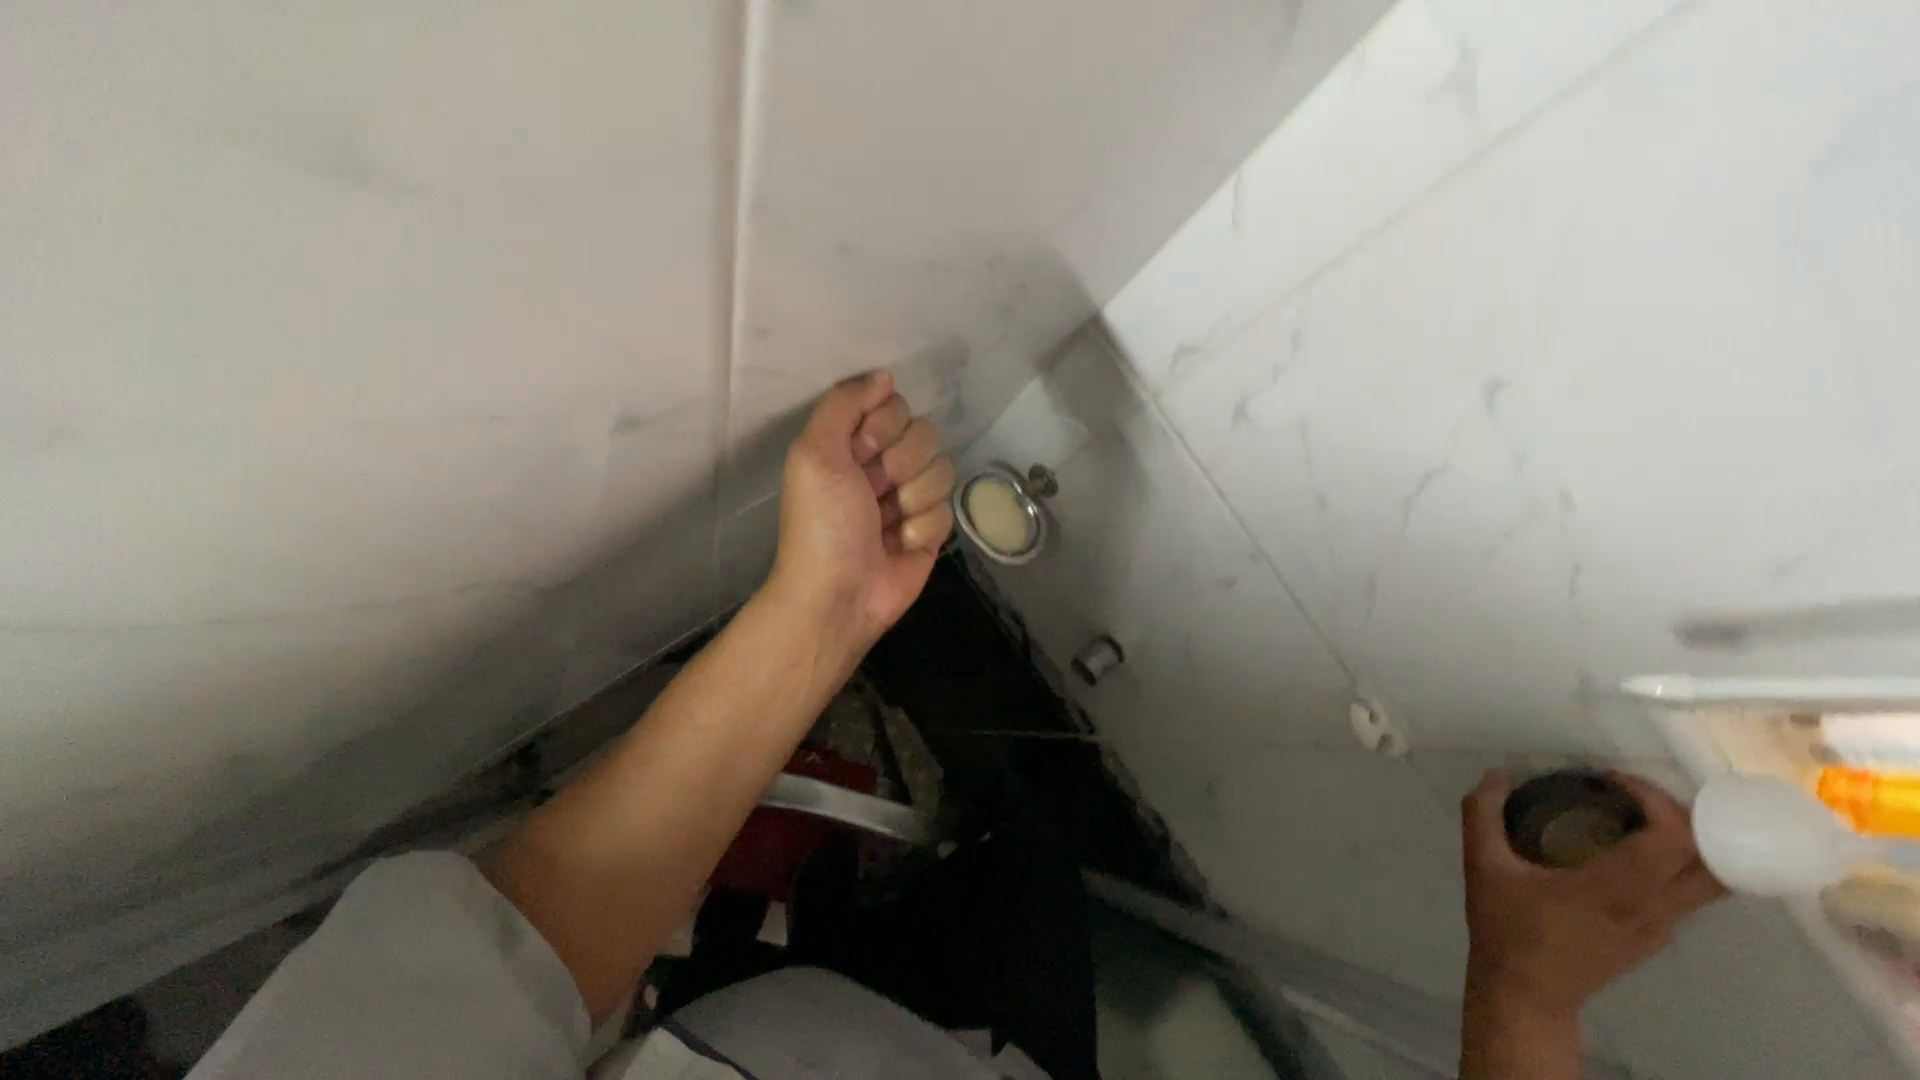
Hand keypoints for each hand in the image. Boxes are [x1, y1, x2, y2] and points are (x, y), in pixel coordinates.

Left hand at [763, 370, 955, 648]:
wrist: (838, 593)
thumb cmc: (821, 524)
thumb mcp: (814, 453)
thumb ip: (844, 404)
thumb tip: (884, 375)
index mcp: (852, 443)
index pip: (896, 406)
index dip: (883, 428)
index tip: (859, 454)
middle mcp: (883, 464)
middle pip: (925, 433)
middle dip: (900, 464)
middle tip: (872, 492)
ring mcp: (909, 497)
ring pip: (942, 470)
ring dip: (911, 498)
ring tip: (884, 524)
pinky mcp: (930, 529)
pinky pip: (947, 509)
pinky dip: (921, 528)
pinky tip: (898, 544)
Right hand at [1461, 769, 1727, 1016]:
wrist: (1525, 991)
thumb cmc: (1505, 927)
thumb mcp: (1481, 864)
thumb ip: (1483, 814)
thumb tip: (1496, 774)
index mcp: (1615, 889)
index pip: (1673, 838)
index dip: (1655, 800)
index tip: (1614, 782)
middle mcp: (1652, 908)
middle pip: (1713, 859)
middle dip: (1684, 816)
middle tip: (1635, 796)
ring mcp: (1661, 926)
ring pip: (1710, 880)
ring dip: (1688, 841)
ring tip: (1638, 818)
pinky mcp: (1657, 935)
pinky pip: (1688, 892)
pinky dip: (1674, 862)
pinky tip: (1625, 851)